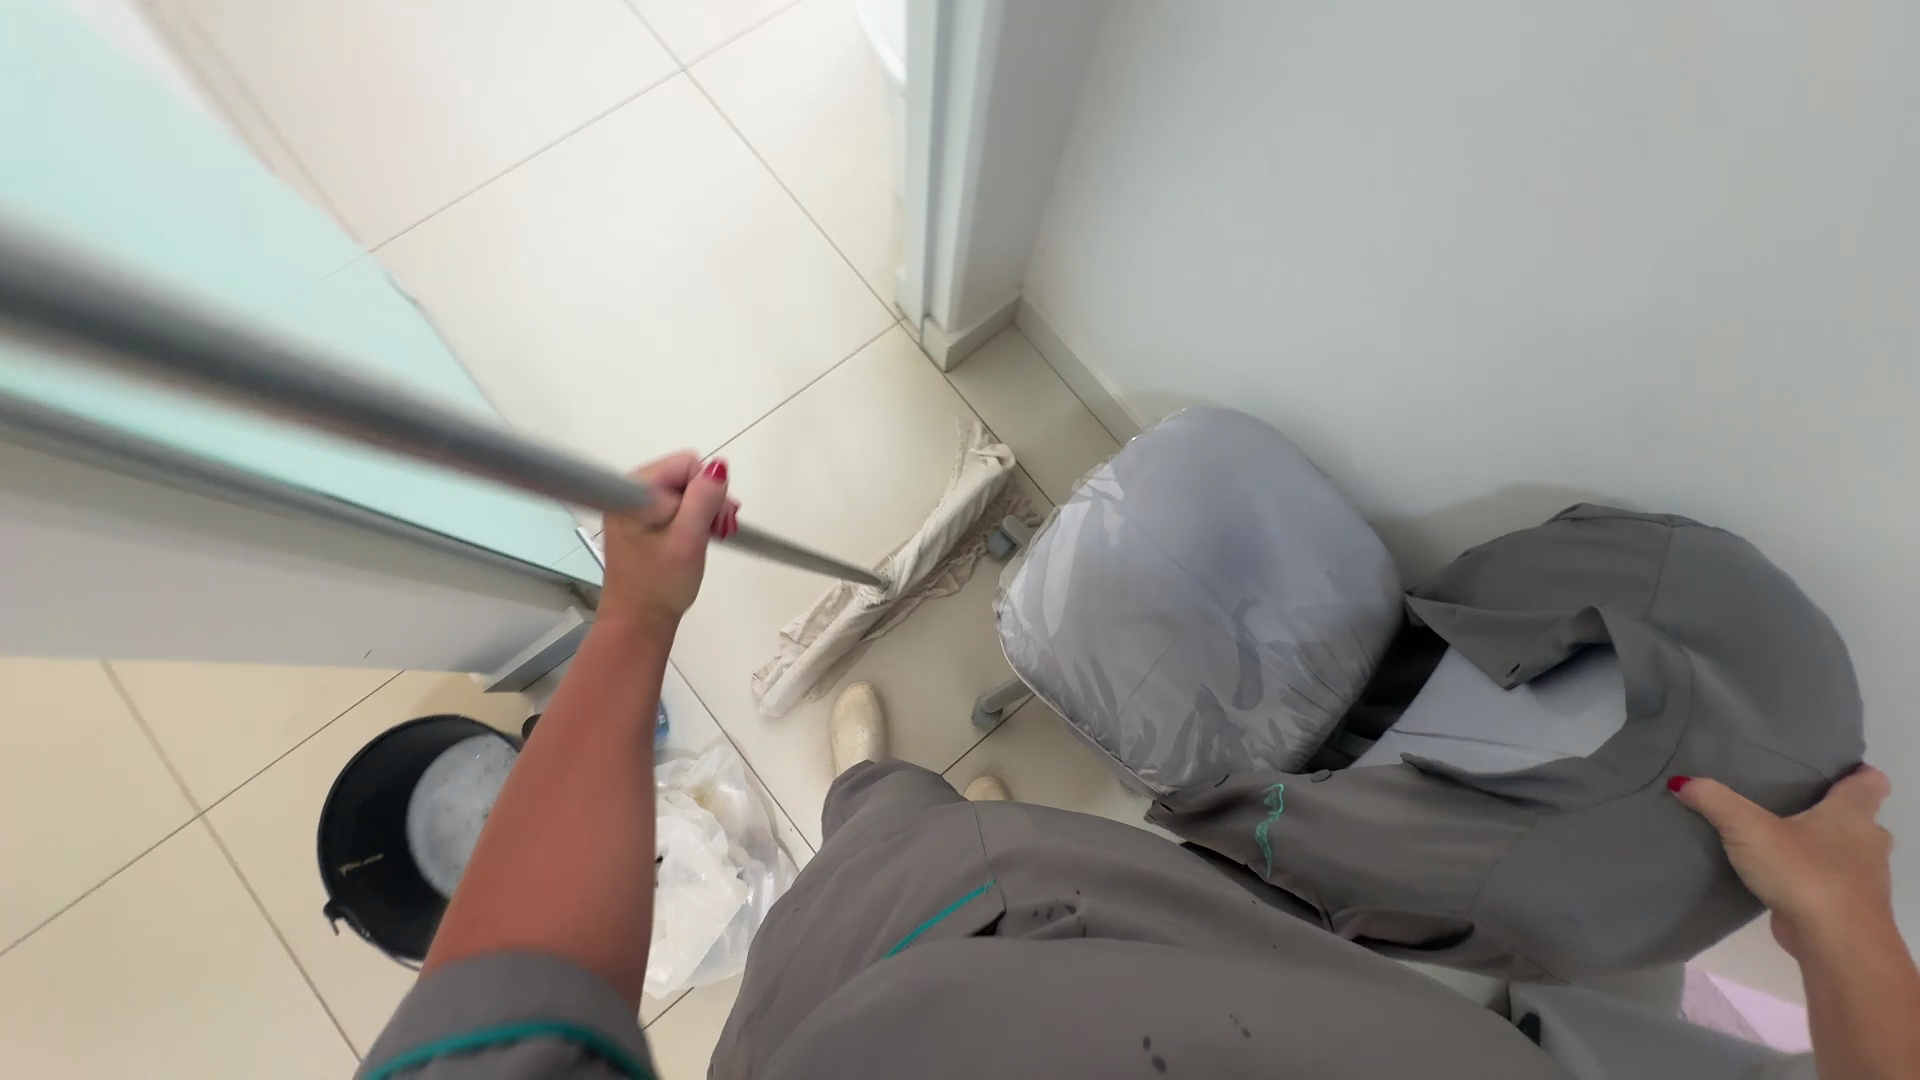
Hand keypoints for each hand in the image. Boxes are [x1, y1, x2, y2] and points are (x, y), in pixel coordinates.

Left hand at [597, 454, 736, 630]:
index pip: (685, 465)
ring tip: (708, 537)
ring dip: (703, 511)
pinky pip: (675, 504)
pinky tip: (697, 537)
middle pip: (685, 475)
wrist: (640, 621)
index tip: (714, 522)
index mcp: (635, 492)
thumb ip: (704, 499)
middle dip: (707, 501)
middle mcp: (629, 492)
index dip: (707, 490)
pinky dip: (692, 518)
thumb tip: (718, 467)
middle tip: (716, 532)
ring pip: (684, 490)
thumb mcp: (689, 540)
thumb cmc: (661, 584)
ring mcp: (633, 506)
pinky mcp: (640, 519)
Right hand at [1673, 765, 1894, 957]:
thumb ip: (1712, 799)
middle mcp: (1866, 844)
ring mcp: (1860, 878)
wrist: (1837, 942)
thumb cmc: (1804, 872)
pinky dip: (1805, 869)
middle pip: (1856, 818)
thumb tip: (1681, 782)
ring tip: (1770, 832)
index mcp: (1851, 818)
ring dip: (1815, 841)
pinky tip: (1773, 869)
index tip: (1832, 764)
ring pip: (1842, 849)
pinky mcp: (1845, 904)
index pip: (1868, 784)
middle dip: (1827, 808)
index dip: (1855, 771)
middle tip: (1784, 796)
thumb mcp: (1746, 827)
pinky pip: (1826, 875)